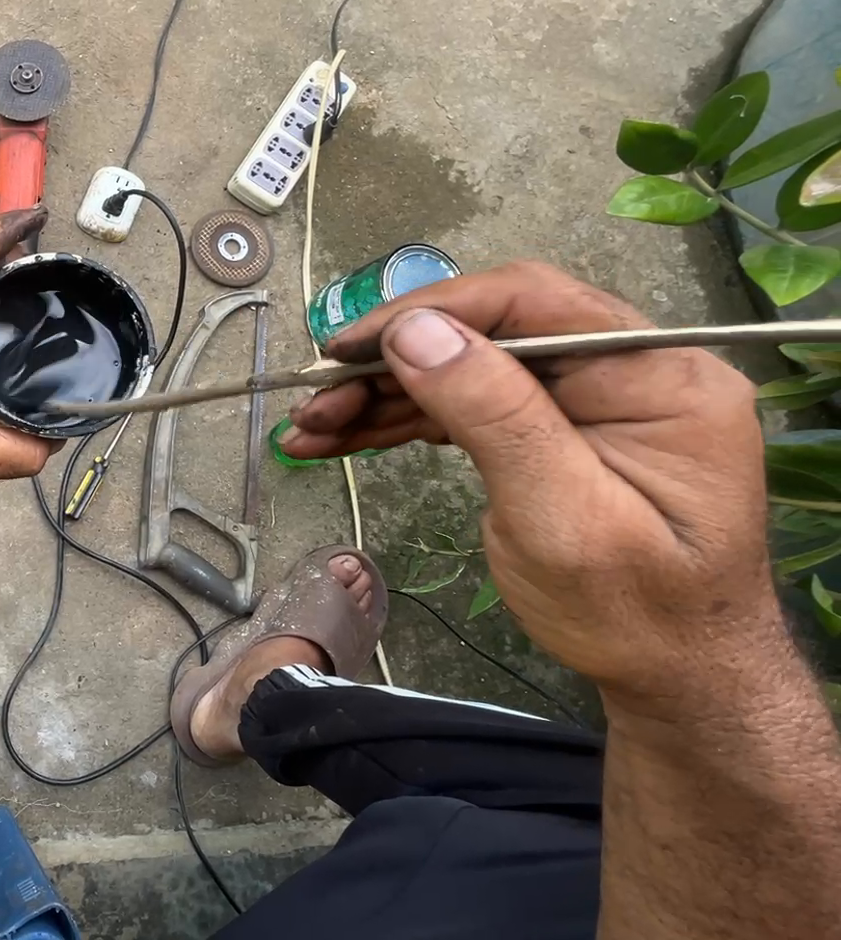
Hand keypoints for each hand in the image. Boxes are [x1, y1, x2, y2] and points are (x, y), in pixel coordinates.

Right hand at [283, 262, 773, 709]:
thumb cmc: (632, 609)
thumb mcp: (561, 516)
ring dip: (372, 398)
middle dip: (384, 366)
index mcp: (653, 377)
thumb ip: (494, 416)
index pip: (529, 303)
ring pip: (450, 372)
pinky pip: (449, 408)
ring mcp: (572, 401)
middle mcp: (614, 373)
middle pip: (476, 337)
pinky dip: (387, 423)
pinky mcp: (535, 429)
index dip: (428, 312)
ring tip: (307, 429)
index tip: (347, 347)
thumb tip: (414, 333)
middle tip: (314, 402)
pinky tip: (334, 439)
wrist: (667, 672)